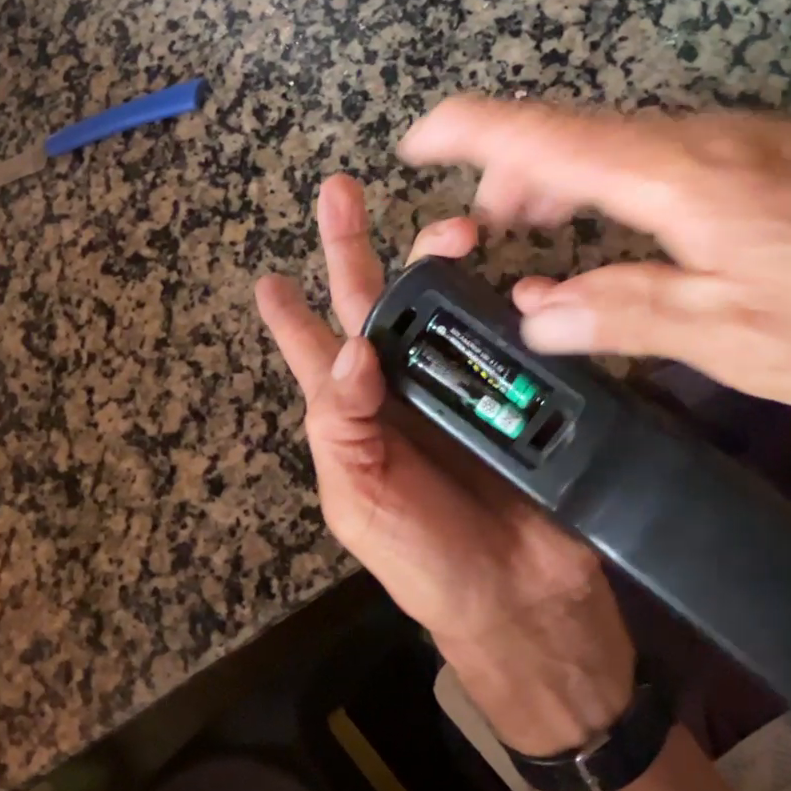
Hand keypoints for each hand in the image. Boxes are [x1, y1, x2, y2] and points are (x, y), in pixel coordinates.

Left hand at [256, 174, 633, 751]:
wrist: (523, 600)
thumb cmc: (425, 559)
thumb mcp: (358, 499)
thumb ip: (341, 424)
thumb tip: (353, 349)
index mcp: (355, 418)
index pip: (315, 356)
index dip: (289, 318)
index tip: (267, 277)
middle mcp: (402, 391)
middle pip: (374, 307)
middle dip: (354, 249)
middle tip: (341, 190)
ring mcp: (461, 386)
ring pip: (441, 308)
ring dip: (437, 261)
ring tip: (451, 229)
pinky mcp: (518, 391)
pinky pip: (506, 337)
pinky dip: (504, 301)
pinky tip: (504, 272)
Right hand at [399, 97, 790, 438]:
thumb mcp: (732, 336)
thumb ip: (621, 313)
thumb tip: (531, 313)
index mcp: (685, 176)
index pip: (552, 137)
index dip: (475, 133)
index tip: (416, 141)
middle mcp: (713, 141)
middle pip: (585, 137)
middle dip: (516, 174)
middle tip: (479, 229)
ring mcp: (755, 147)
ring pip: (629, 150)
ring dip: (570, 186)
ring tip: (536, 235)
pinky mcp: (786, 167)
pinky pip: (674, 164)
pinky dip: (623, 194)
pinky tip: (624, 235)